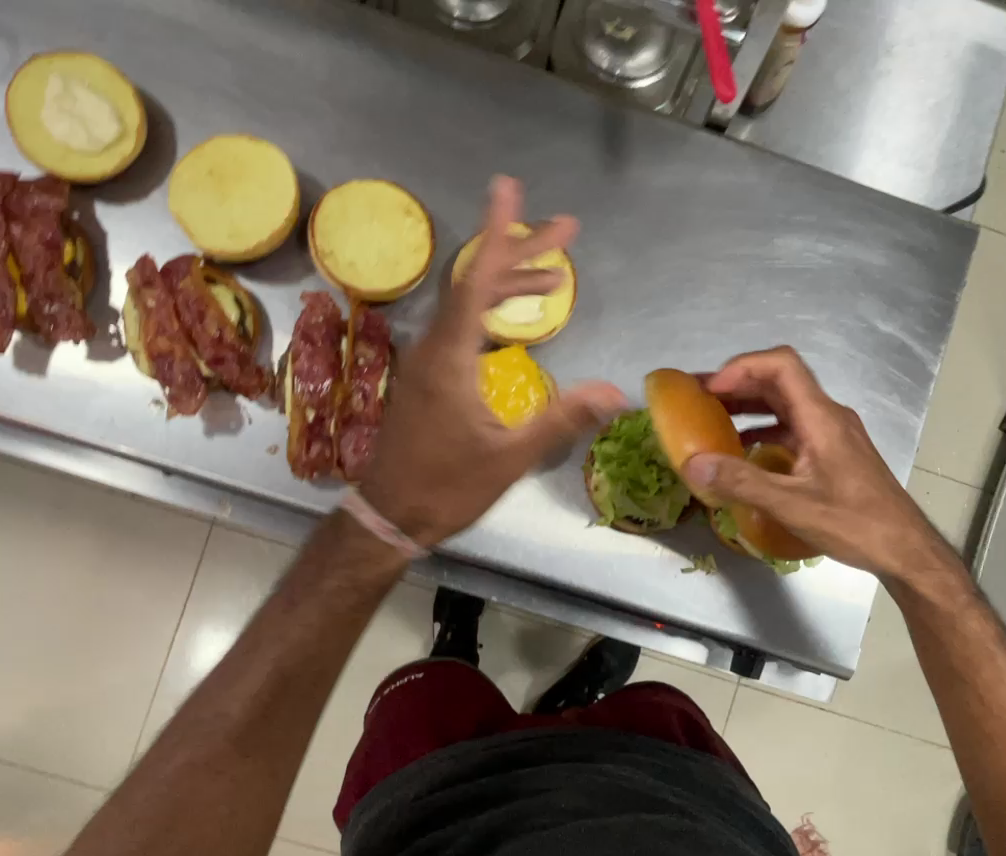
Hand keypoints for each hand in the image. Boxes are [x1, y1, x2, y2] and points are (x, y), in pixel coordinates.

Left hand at [357, 177, 625, 546]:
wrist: (390, 516)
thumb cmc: (446, 488)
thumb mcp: (510, 458)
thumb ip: (561, 420)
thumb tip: (615, 392)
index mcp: (449, 358)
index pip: (475, 281)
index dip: (498, 234)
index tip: (508, 188)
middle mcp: (432, 349)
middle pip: (475, 284)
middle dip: (520, 255)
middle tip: (565, 232)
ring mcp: (425, 364)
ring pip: (466, 307)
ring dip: (507, 288)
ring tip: (553, 280)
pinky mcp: (425, 380)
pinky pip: (459, 329)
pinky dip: (489, 315)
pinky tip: (513, 326)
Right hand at [682, 347, 938, 577]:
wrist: (904, 548)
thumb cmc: (855, 524)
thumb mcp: (792, 505)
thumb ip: (742, 482)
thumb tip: (693, 464)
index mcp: (821, 418)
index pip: (782, 365)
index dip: (742, 367)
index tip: (710, 389)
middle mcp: (828, 417)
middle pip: (780, 382)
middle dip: (737, 385)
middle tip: (698, 400)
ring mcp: (833, 435)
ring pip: (786, 406)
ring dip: (749, 408)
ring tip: (712, 421)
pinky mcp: (833, 453)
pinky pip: (793, 429)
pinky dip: (764, 432)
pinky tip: (743, 453)